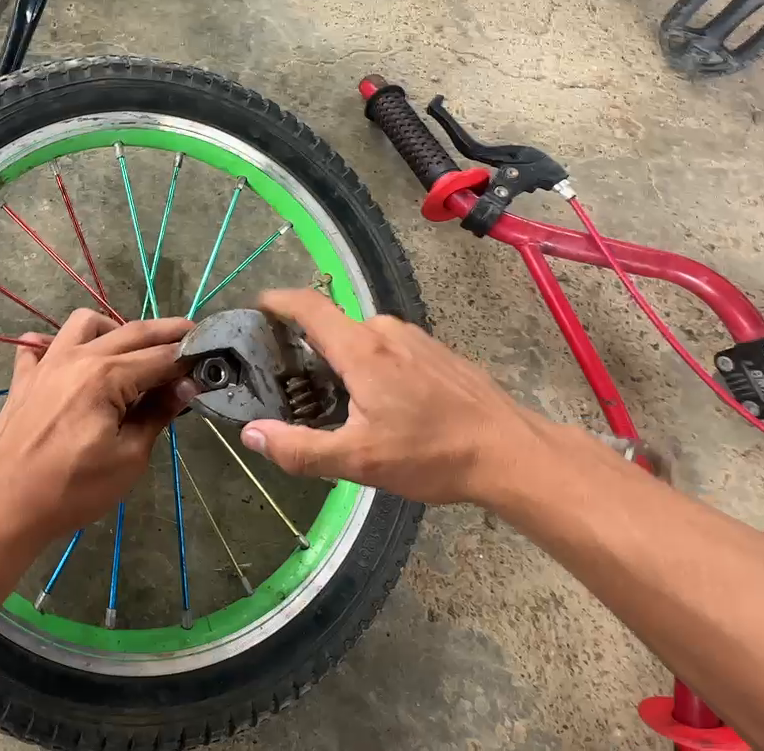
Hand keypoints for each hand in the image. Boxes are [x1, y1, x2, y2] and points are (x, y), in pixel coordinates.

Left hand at [0, 310, 194, 554]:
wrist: (6, 505)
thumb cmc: (73, 489)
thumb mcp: (129, 458)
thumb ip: (157, 414)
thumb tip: (184, 386)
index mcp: (106, 376)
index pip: (159, 357)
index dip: (188, 356)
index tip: (210, 355)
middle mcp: (76, 357)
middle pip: (130, 331)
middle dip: (165, 331)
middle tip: (192, 334)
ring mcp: (45, 363)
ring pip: (84, 323)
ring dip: (113, 329)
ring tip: (129, 352)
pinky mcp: (23, 378)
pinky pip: (38, 345)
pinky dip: (57, 345)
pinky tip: (69, 362)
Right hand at [237, 289, 546, 504]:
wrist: (512, 454)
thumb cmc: (433, 454)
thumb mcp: (359, 461)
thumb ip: (299, 449)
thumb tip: (252, 435)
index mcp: (361, 349)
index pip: (308, 306)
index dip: (277, 301)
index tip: (256, 306)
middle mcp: (386, 331)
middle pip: (334, 327)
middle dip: (309, 347)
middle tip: (293, 382)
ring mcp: (416, 339)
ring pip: (363, 340)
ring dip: (345, 360)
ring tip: (338, 400)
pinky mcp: (437, 353)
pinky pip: (390, 349)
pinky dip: (374, 366)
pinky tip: (385, 404)